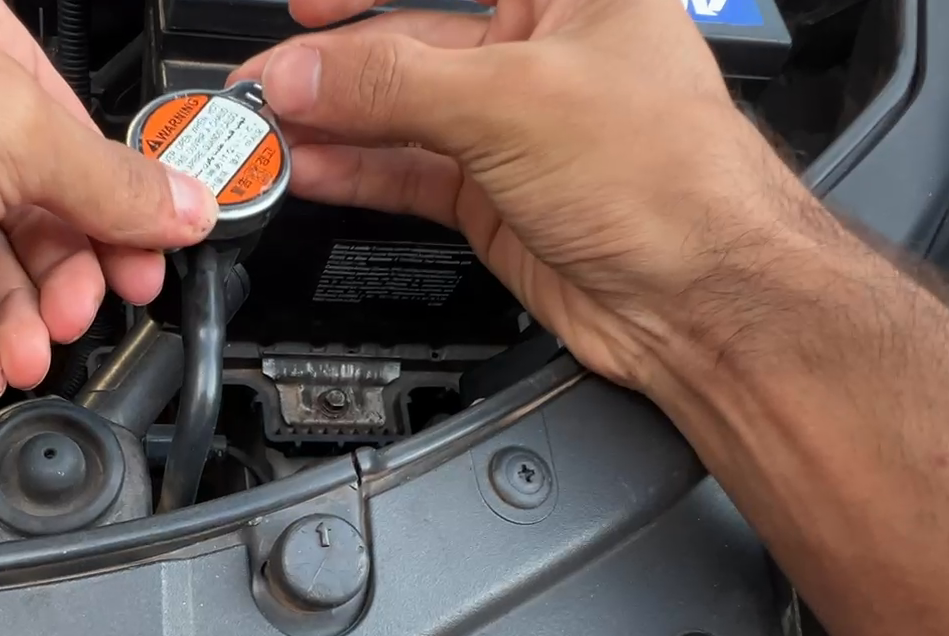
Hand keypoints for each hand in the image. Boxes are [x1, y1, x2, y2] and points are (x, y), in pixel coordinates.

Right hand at [231, 0, 826, 392]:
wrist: (687, 294)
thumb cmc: (662, 177)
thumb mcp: (515, 104)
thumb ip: (397, 88)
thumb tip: (304, 77)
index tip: (304, 4)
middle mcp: (533, 51)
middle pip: (406, 45)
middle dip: (329, 67)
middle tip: (261, 90)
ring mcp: (503, 129)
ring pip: (396, 117)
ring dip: (331, 127)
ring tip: (268, 136)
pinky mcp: (484, 194)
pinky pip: (404, 173)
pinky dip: (356, 173)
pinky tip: (310, 170)